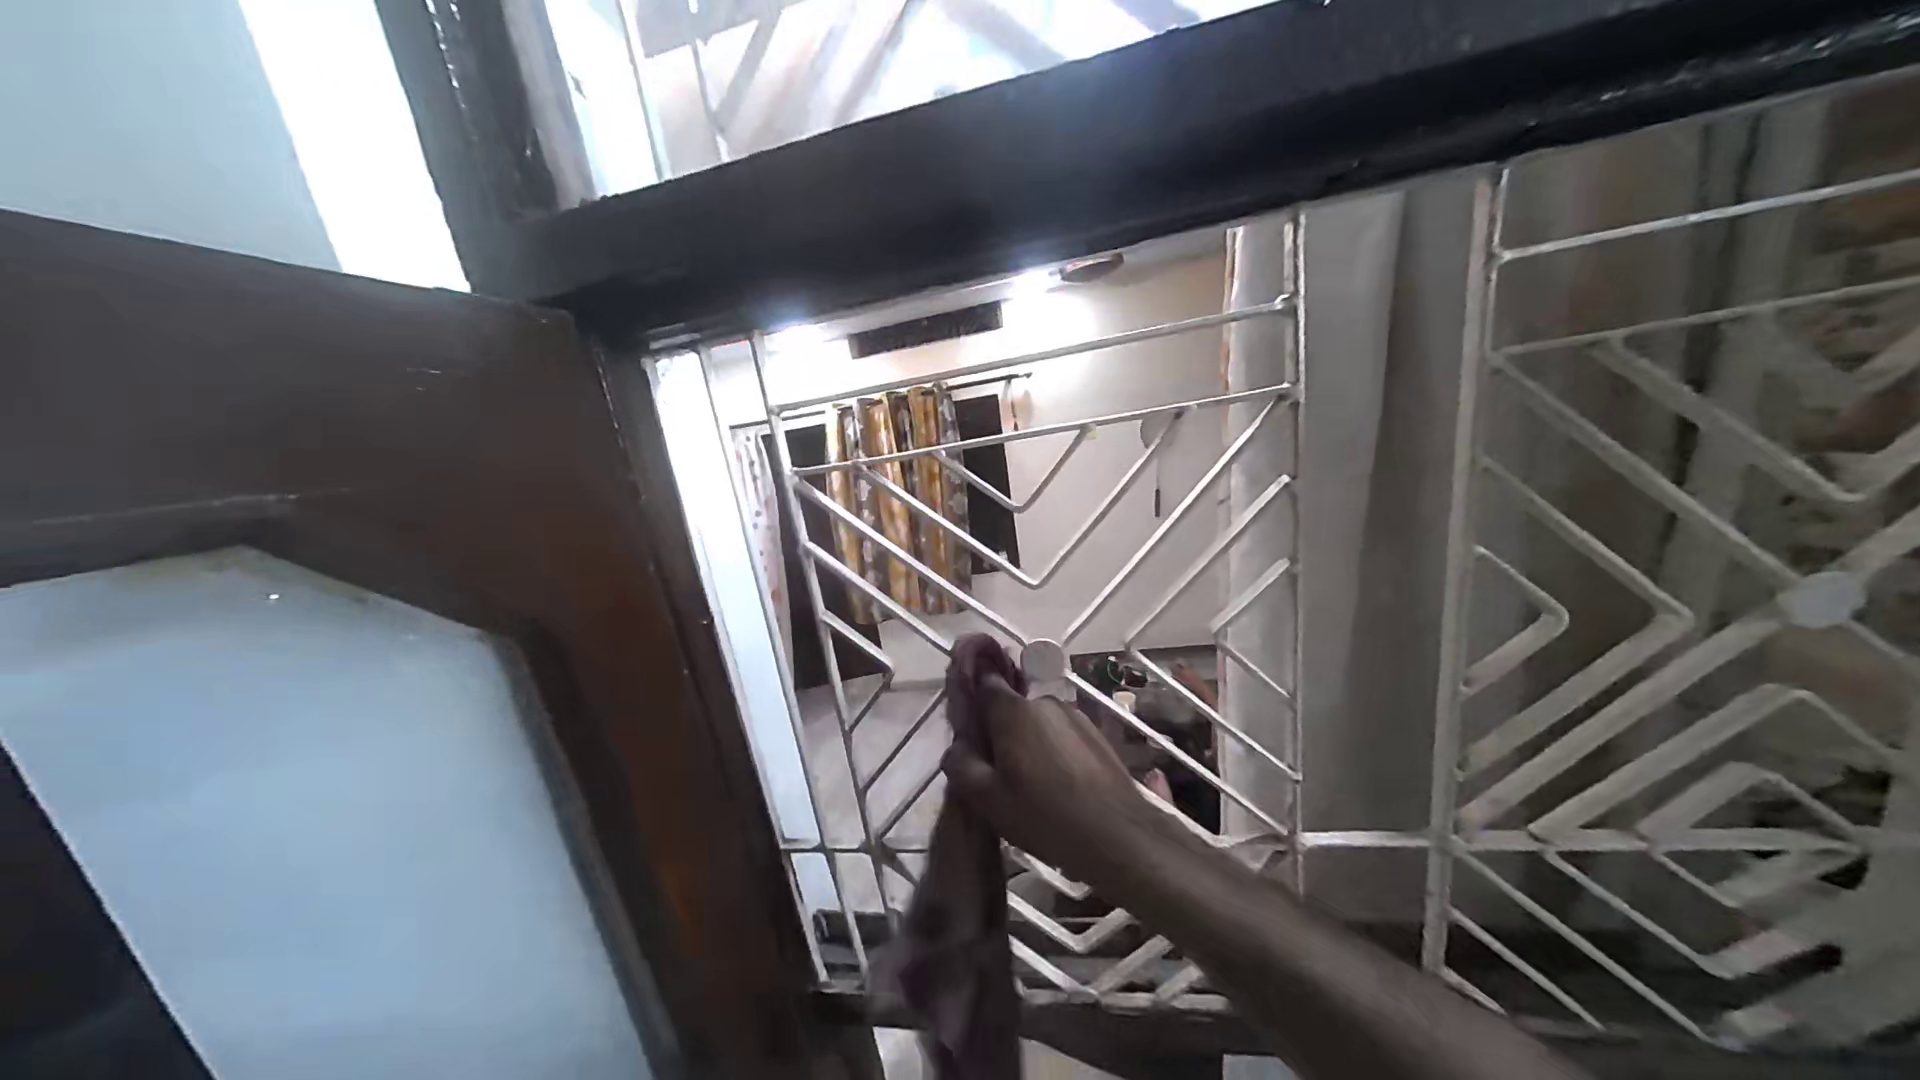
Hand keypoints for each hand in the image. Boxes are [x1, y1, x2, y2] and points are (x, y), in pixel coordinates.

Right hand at [941, 674, 1163, 883]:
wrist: (1116, 833)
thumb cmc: (1043, 814)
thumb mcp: (987, 799)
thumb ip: (961, 765)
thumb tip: (957, 747)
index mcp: (1012, 710)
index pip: (984, 681)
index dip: (971, 691)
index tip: (965, 713)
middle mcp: (1044, 702)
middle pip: (1011, 706)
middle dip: (1000, 728)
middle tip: (996, 766)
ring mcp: (1075, 715)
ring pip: (1038, 721)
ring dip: (1028, 740)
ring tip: (1031, 781)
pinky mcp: (1096, 733)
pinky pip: (1061, 734)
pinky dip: (1053, 749)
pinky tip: (1058, 782)